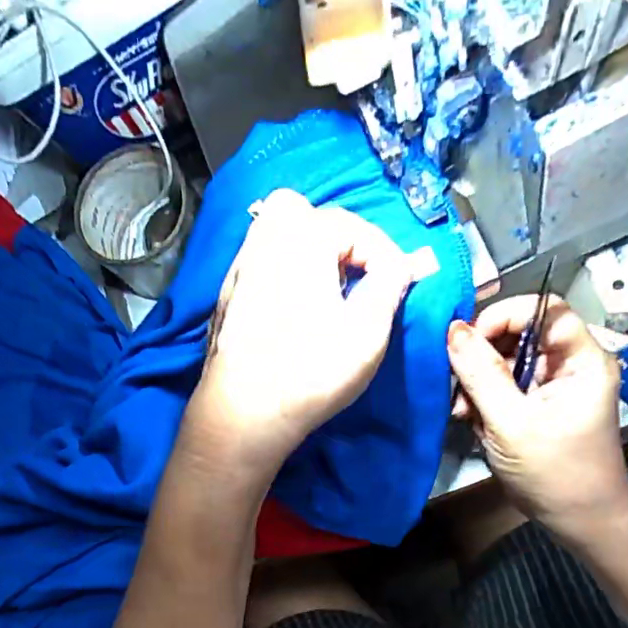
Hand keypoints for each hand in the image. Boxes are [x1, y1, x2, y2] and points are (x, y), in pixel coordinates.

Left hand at [186, 190, 414, 474]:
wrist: (243, 413)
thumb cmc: (312, 371)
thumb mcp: (368, 330)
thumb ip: (389, 285)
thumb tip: (398, 265)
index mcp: (301, 236)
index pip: (355, 227)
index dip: (385, 254)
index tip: (400, 283)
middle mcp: (263, 239)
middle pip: (307, 215)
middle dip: (341, 239)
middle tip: (360, 277)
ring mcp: (239, 267)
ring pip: (277, 235)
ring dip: (310, 253)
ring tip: (330, 292)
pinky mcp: (227, 296)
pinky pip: (261, 263)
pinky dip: (285, 271)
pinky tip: (295, 309)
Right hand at [446, 295, 627, 540]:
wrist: (579, 521)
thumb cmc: (555, 474)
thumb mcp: (511, 423)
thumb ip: (481, 374)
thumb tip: (453, 330)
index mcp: (582, 361)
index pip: (545, 310)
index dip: (505, 316)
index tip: (468, 339)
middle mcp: (571, 365)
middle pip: (521, 335)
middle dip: (483, 356)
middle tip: (457, 384)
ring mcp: (555, 386)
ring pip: (507, 361)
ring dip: (479, 382)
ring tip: (463, 411)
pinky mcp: (539, 406)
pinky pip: (506, 386)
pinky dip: (485, 399)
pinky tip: (473, 420)